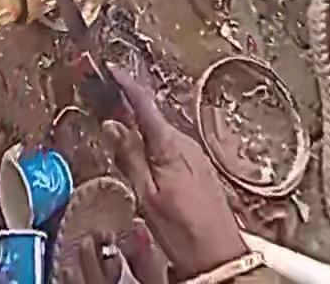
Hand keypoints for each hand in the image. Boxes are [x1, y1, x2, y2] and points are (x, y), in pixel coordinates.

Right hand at [103, 68, 249, 278]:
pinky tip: (149, 172)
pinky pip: (171, 149)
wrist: (222, 261)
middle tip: (106, 123)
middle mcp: (184, 141)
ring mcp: (194, 154)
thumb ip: (129, 157)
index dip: (125, 82)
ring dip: (142, 139)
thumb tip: (111, 125)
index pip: (143, 101)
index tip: (110, 68)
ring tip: (126, 158)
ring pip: (159, 136)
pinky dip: (155, 151)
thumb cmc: (184, 232)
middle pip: (150, 119)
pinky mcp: (199, 167)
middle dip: (128, 118)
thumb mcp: (146, 196)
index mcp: (168, 143)